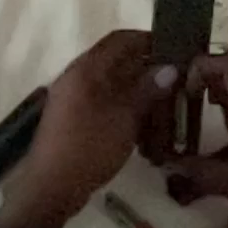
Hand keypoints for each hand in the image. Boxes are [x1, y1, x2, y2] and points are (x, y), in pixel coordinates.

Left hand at [0, 30, 175, 227]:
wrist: (51, 187)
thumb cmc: (89, 147)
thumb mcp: (125, 118)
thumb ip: (147, 89)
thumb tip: (169, 67)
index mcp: (85, 69)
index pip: (119, 40)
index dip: (147, 39)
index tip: (174, 47)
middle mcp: (76, 77)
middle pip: (116, 61)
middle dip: (146, 68)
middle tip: (176, 78)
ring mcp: (72, 99)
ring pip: (111, 84)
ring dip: (137, 90)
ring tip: (165, 102)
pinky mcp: (73, 119)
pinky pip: (103, 102)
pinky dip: (124, 107)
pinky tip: (144, 123)